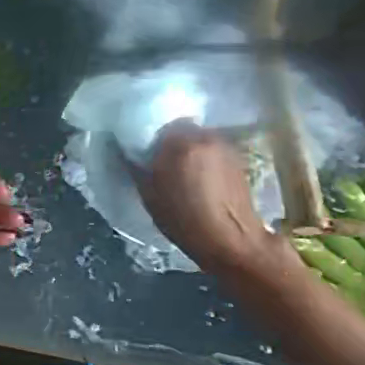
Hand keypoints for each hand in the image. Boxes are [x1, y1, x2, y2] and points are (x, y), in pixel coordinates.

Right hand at [127, 120, 289, 277]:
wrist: (229, 239)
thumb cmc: (181, 217)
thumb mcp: (147, 193)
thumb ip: (135, 165)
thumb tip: (124, 149)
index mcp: (180, 144)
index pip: (162, 124)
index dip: (152, 136)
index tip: (145, 151)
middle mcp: (206, 139)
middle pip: (184, 130)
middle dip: (172, 142)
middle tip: (161, 161)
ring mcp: (226, 148)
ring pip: (201, 140)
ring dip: (190, 150)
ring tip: (181, 172)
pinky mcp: (239, 161)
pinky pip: (214, 152)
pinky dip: (205, 159)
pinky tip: (200, 179)